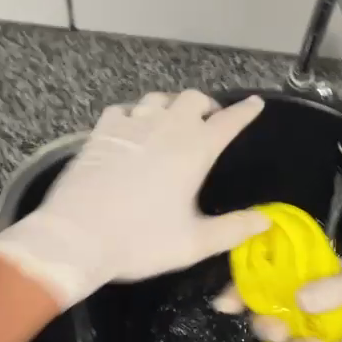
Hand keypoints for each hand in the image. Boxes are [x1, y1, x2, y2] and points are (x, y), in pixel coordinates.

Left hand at [0, 90, 269, 307]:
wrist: (75, 237)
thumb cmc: (140, 241)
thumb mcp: (195, 243)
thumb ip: (234, 229)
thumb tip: (266, 220)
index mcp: (195, 150)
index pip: (229, 121)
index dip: (246, 111)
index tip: (255, 104)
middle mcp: (166, 127)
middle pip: (193, 98)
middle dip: (208, 105)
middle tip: (211, 121)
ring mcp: (131, 125)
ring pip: (158, 97)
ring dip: (172, 105)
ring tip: (173, 121)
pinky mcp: (102, 131)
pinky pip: (124, 109)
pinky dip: (136, 114)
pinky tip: (133, 129)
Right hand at [216, 263, 341, 341]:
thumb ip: (336, 288)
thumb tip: (298, 301)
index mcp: (318, 275)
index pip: (273, 277)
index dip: (245, 287)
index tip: (226, 303)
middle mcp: (314, 301)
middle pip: (271, 313)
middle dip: (266, 323)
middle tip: (279, 330)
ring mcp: (322, 329)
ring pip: (287, 341)